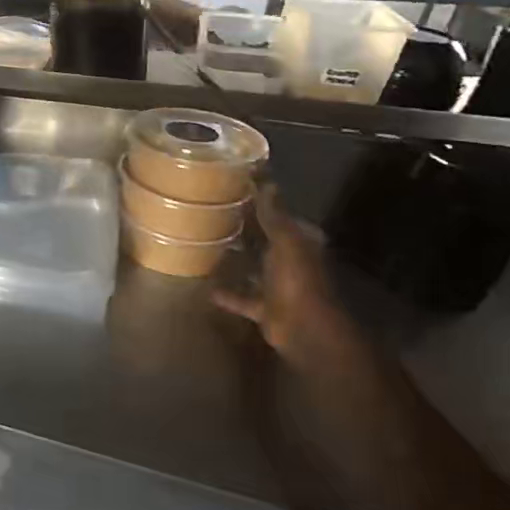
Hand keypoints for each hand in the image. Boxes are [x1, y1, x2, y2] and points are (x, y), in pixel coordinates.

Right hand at [213, 188, 362, 367]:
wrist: (303, 329)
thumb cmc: (296, 280)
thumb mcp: (285, 242)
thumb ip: (274, 214)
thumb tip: (266, 181)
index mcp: (300, 242)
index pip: (279, 216)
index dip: (260, 203)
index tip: (233, 191)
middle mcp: (291, 261)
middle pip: (265, 241)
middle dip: (245, 230)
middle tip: (212, 215)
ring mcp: (278, 285)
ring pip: (254, 267)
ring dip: (237, 260)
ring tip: (206, 246)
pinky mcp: (264, 307)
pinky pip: (242, 297)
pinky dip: (227, 294)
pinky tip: (205, 286)